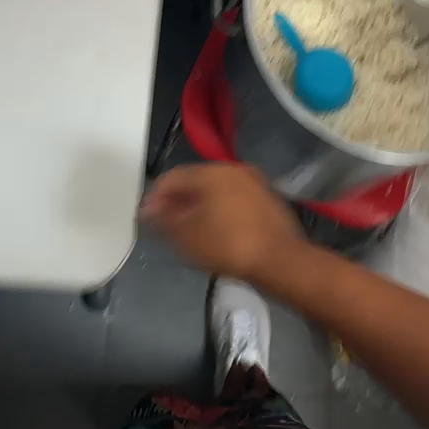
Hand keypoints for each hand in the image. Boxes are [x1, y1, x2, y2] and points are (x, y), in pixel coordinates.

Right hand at [140, 163, 306, 282]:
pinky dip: (222, 211)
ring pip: (216, 190)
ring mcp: (253, 182)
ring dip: (200, 206)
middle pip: (195, 181)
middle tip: (169, 227)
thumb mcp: (186, 236)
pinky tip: (219, 233)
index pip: (172, 177)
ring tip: (192, 232)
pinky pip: (235, 199)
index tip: (148, 219)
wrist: (280, 260)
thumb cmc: (228, 245)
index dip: (155, 197)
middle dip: (179, 202)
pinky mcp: (268, 198)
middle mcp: (232, 169)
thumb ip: (163, 218)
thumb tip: (147, 207)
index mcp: (210, 171)